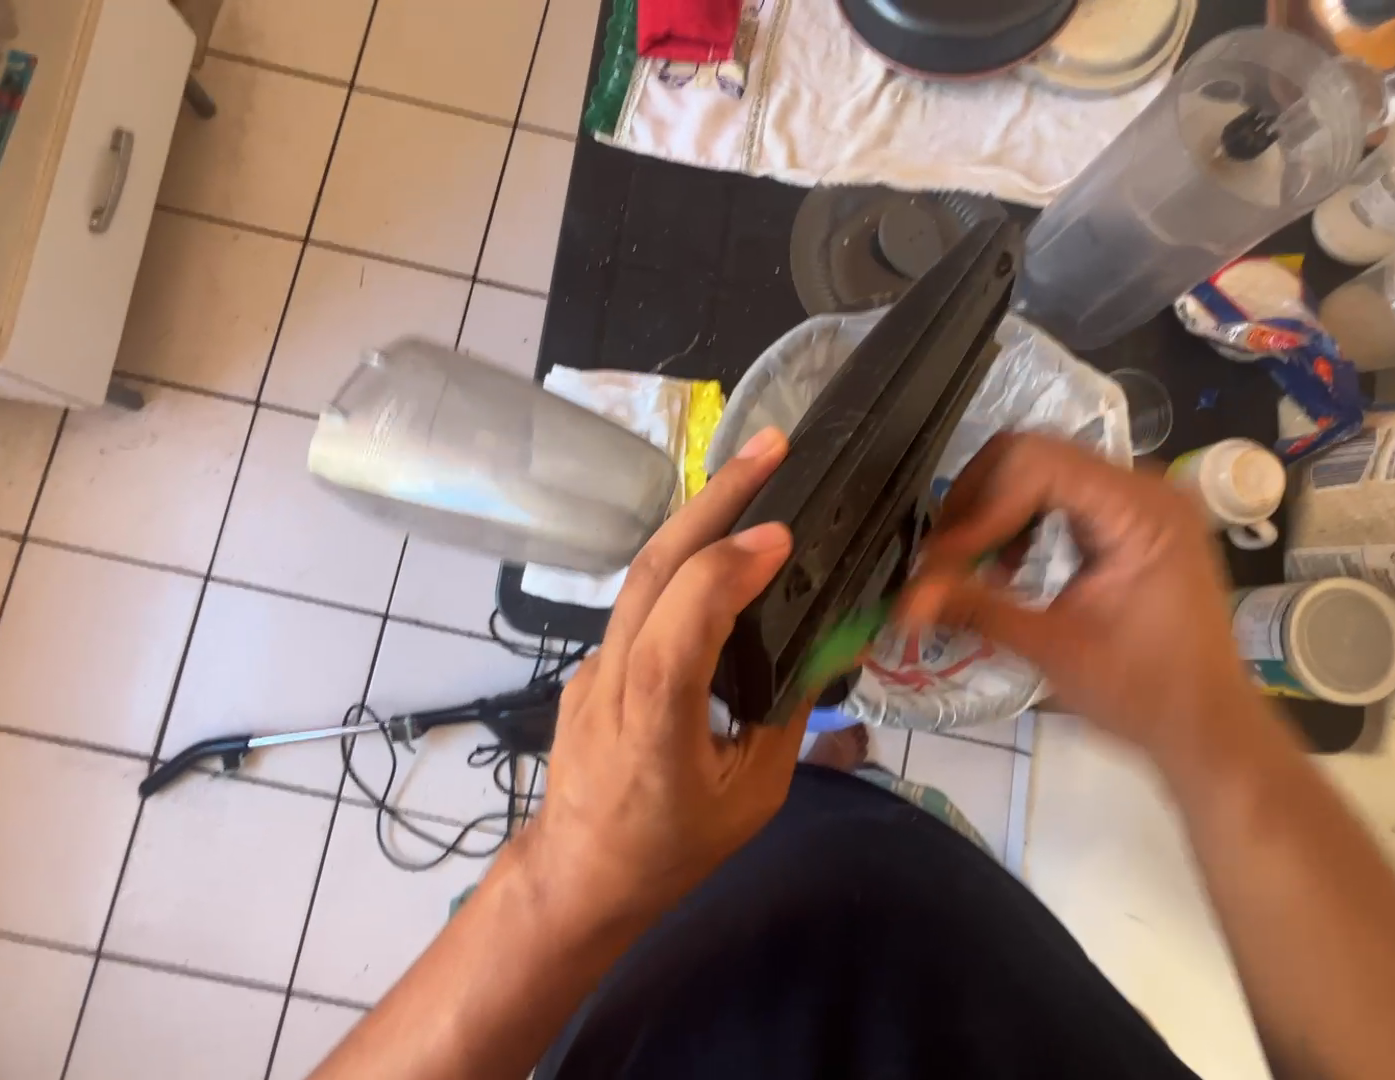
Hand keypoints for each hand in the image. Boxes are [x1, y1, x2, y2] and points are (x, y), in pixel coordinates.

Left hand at [519, 426, 809, 923]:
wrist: (579, 873)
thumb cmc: (671, 848)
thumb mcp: (752, 798)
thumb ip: (784, 717)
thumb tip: (815, 649)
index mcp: (653, 729)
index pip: (676, 634)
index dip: (724, 576)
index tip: (781, 537)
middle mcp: (611, 681)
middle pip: (651, 571)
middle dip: (714, 498)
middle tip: (770, 446)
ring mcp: (592, 665)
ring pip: (640, 572)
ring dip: (698, 514)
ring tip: (751, 472)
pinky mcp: (590, 660)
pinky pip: (639, 596)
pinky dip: (683, 555)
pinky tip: (719, 537)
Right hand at [899, 433, 1265, 761]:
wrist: (1207, 727)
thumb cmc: (1143, 692)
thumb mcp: (1051, 649)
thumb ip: (976, 610)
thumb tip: (905, 600)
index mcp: (1137, 509)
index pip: (1032, 465)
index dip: (976, 509)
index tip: (942, 564)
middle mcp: (1141, 487)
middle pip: (1029, 455)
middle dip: (973, 503)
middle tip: (944, 556)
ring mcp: (1137, 500)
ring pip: (1036, 470)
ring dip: (989, 512)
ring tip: (968, 564)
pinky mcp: (1127, 519)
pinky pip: (1054, 494)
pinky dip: (1015, 522)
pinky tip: (1004, 566)